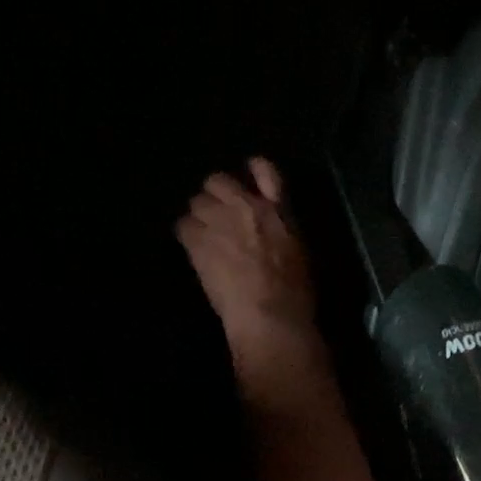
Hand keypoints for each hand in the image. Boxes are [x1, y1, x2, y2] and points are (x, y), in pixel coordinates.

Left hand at [176, 158, 316, 345]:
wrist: (268, 313)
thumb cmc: (294, 289)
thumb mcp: (299, 248)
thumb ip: (283, 223)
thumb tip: (273, 214)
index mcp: (276, 208)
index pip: (262, 166)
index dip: (254, 171)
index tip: (249, 183)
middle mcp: (244, 206)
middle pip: (216, 181)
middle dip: (217, 195)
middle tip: (223, 217)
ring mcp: (217, 221)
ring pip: (196, 203)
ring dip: (201, 216)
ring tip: (208, 237)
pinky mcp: (196, 241)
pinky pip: (182, 226)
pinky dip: (189, 236)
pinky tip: (198, 252)